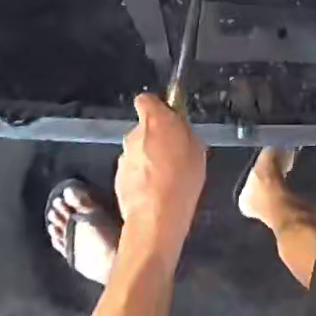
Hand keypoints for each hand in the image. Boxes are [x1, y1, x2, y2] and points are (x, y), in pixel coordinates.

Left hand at [115, 93, 205, 258]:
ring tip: (166, 175)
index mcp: (156, 121)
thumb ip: (184, 132)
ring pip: (137, 150)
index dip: (156, 106)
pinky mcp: (117, 178)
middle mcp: (135, 135)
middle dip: (155, 137)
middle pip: (144, 128)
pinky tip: (155, 189)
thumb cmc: (183, 178)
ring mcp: (123, 157)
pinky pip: (132, 170)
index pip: (146, 99)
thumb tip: (178, 127)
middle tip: (174, 152)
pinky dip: (141, 175)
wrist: (157, 216)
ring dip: (148, 158)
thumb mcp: (197, 148)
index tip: (167, 116)